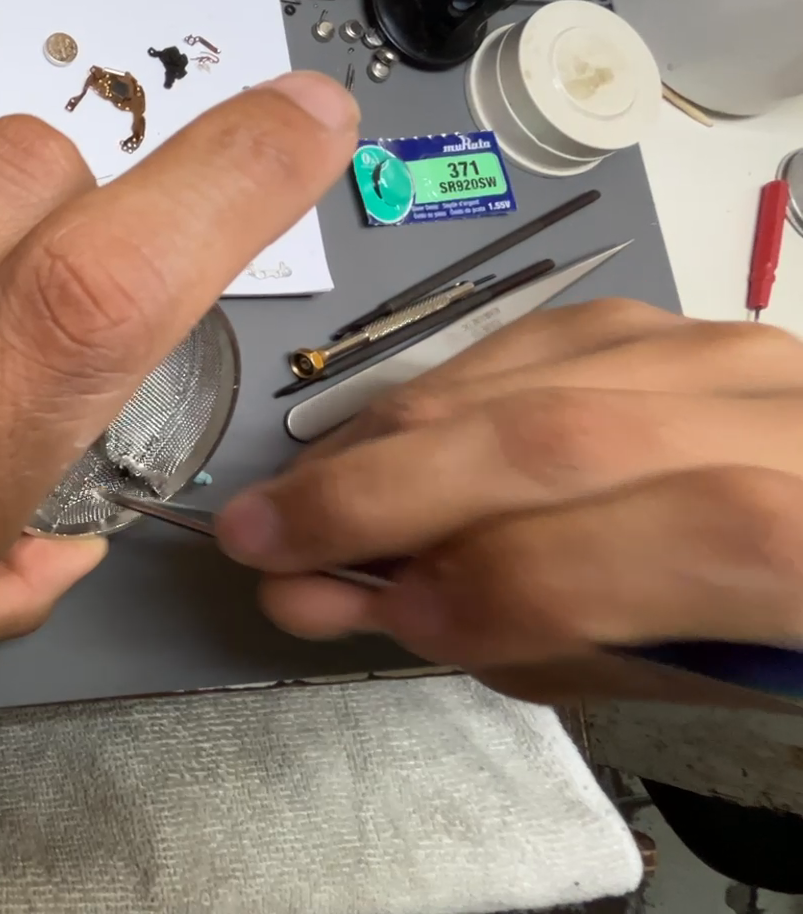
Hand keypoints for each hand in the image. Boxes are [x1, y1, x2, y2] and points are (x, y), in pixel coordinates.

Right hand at [214, 299, 802, 687]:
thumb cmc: (750, 640)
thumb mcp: (663, 680)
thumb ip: (500, 639)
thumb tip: (313, 599)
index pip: (710, 543)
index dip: (519, 584)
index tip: (378, 613)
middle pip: (559, 439)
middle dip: (373, 495)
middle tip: (253, 537)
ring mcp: (714, 348)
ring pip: (503, 388)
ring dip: (363, 451)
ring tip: (293, 500)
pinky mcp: (635, 323)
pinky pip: (487, 353)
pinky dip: (399, 409)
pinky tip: (363, 450)